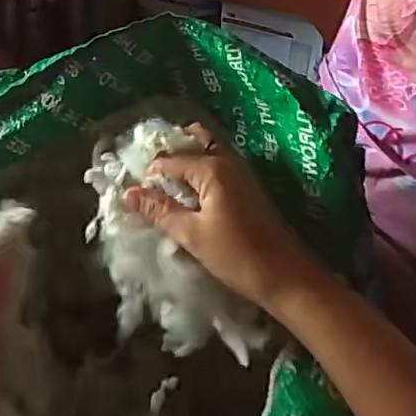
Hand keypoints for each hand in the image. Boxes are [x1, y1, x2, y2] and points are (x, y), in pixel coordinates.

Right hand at [122, 123, 322, 309]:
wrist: (287, 275)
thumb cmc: (237, 256)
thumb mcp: (192, 235)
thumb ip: (160, 211)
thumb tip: (128, 193)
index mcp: (211, 168)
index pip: (170, 160)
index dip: (150, 174)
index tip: (136, 193)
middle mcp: (227, 160)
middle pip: (194, 140)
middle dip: (170, 152)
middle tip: (151, 177)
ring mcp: (241, 170)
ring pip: (209, 149)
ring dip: (188, 157)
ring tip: (168, 184)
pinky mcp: (248, 184)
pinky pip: (219, 162)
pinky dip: (202, 167)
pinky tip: (192, 193)